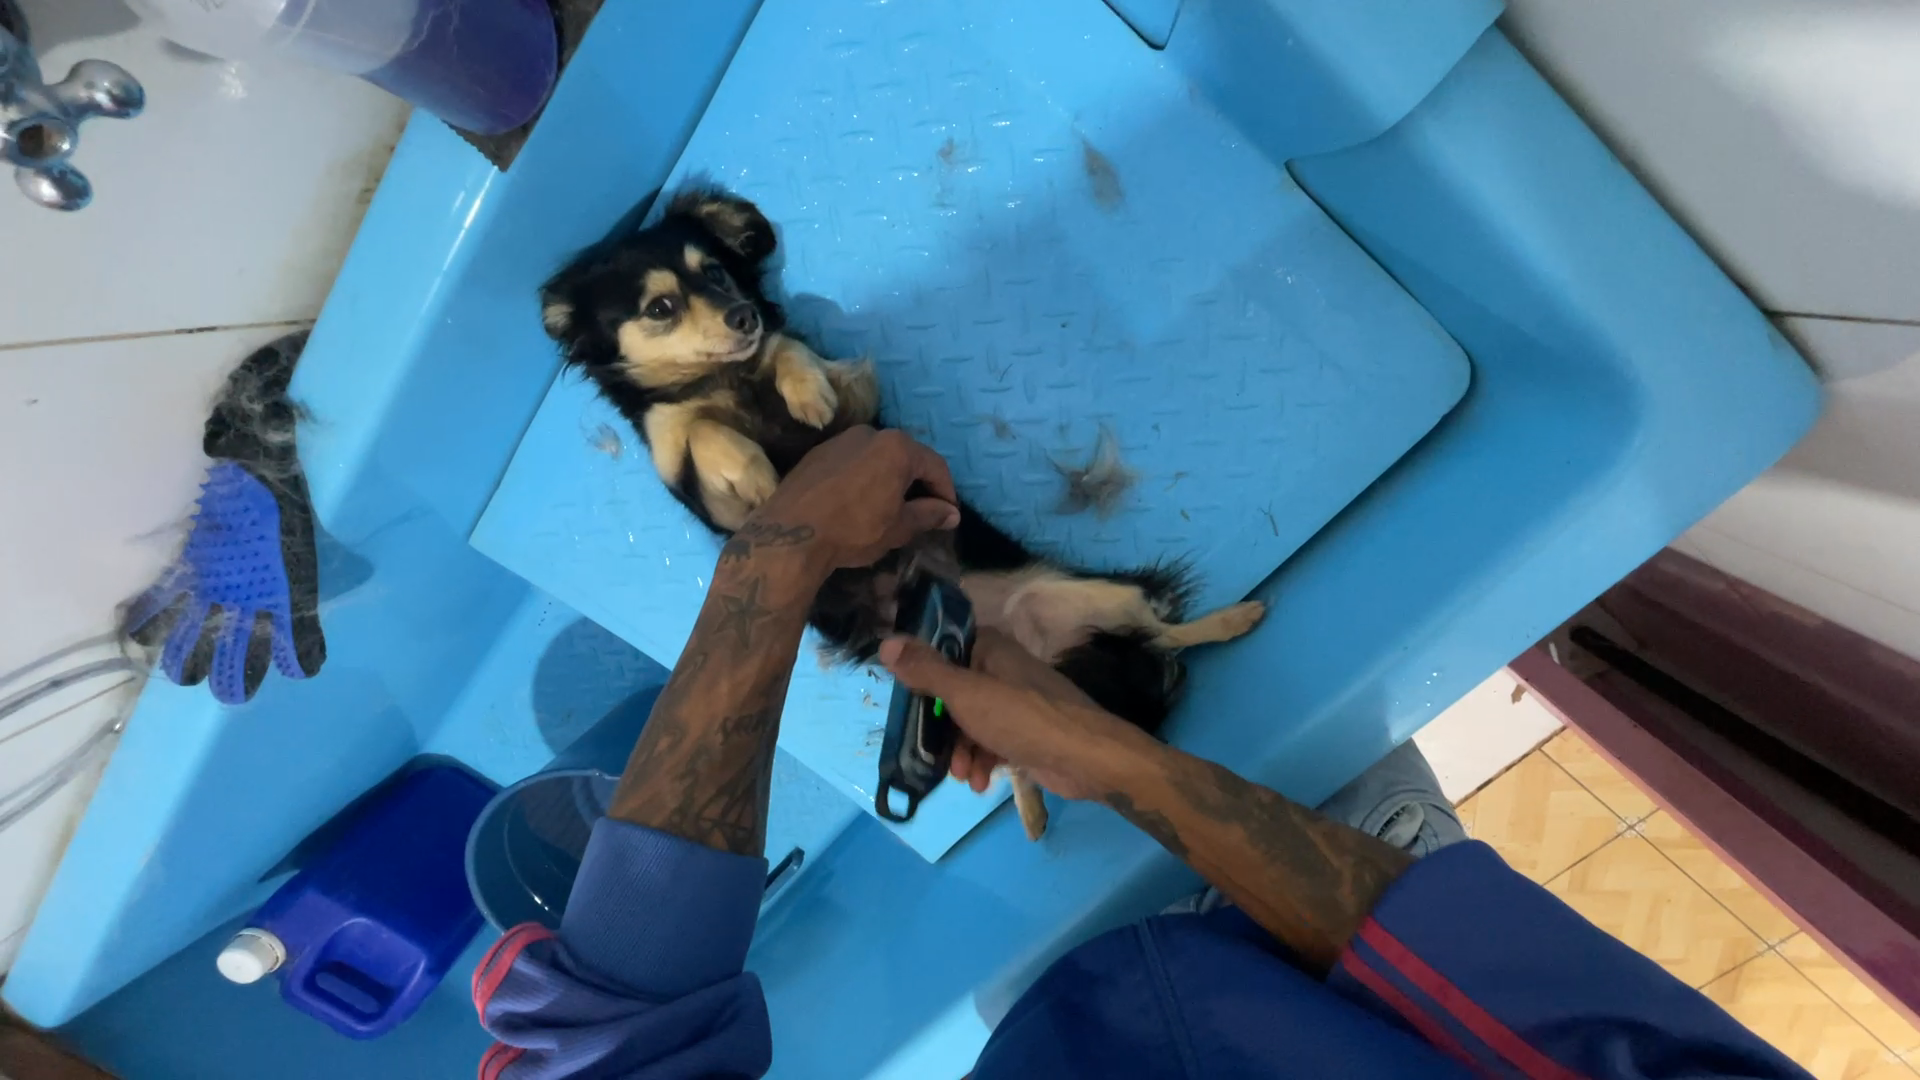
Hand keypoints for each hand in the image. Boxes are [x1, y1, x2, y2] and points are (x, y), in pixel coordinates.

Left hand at [736, 427, 959, 571]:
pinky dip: (864, 477)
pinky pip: (852, 462)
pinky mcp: (817, 453)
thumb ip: (929, 514)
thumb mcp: (899, 527)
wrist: (791, 534)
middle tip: (922, 511)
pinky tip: (859, 501)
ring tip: (890, 506)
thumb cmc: (854, 529)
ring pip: (877, 457)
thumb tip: (951, 513)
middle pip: (906, 456)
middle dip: (918, 483)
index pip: (935, 466)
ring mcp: (840, 440)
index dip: (946, 492)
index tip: (948, 515)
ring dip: (889, 478)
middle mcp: (871, 433)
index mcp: (898, 447)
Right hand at [878, 628, 1148, 800]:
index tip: (909, 709)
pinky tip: (982, 783)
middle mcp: (1001, 668)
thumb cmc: (1022, 718)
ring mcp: (1015, 700)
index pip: (940, 654)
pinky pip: (991, 740)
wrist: (1087, 758)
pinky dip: (982, 759)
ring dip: (961, 751)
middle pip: (952, 693)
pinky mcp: (1025, 730)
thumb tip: (886, 640)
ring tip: (965, 776)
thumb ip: (925, 670)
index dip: (921, 680)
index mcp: (988, 648)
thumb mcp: (966, 694)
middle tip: (934, 755)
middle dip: (942, 729)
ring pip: (970, 722)